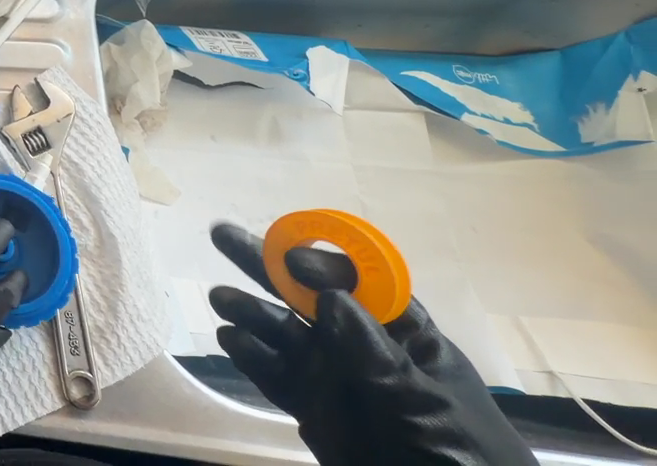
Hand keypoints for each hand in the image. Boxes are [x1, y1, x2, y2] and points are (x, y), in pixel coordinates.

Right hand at [208, 223, 537, 465]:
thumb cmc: (457, 452)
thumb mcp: (426, 401)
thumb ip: (376, 351)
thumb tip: (329, 294)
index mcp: (401, 336)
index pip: (359, 283)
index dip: (321, 263)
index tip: (290, 257)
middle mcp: (357, 345)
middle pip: (304, 294)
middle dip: (263, 264)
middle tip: (220, 234)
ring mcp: (328, 373)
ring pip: (279, 329)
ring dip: (249, 309)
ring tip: (220, 299)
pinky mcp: (306, 402)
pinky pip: (269, 370)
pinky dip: (247, 353)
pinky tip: (230, 339)